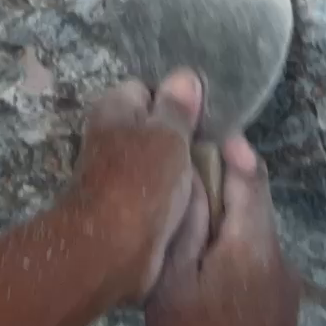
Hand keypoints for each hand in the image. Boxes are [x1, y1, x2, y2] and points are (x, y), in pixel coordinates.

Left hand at [63, 69, 203, 302]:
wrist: (110, 250)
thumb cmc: (140, 182)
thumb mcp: (168, 137)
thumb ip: (178, 108)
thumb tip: (186, 74)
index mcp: (115, 107)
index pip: (150, 89)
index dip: (178, 102)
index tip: (206, 119)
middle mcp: (112, 132)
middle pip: (159, 127)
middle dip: (185, 140)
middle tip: (214, 152)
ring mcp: (117, 169)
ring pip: (163, 161)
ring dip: (184, 172)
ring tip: (208, 181)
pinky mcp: (126, 202)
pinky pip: (160, 190)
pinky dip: (176, 197)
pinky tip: (195, 205)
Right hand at [145, 136, 301, 325]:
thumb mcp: (171, 280)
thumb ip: (185, 222)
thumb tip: (189, 173)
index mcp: (253, 244)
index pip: (251, 175)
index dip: (230, 146)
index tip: (204, 124)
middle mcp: (279, 254)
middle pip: (254, 198)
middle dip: (223, 176)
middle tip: (184, 162)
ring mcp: (285, 280)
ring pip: (254, 225)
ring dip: (226, 208)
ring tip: (187, 204)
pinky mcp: (282, 300)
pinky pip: (256, 250)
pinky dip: (232, 236)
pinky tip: (203, 250)